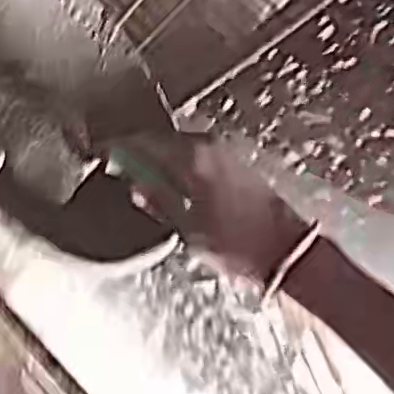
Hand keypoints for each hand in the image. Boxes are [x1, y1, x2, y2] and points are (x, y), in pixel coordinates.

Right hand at [120, 133, 306, 281]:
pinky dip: (175, 158)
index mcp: (191, 155)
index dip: (117, 146)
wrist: (293, 255)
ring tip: (139, 171)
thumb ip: (157, 200)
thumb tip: (133, 183)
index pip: (142, 140)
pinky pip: (192, 150)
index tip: (100, 152)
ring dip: (156, 154)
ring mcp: (222, 149)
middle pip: (159, 138)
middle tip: (116, 162)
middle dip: (135, 148)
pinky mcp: (233, 159)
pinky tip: (168, 176)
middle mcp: (206, 143)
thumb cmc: (240, 245)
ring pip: (176, 143)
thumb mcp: (189, 228)